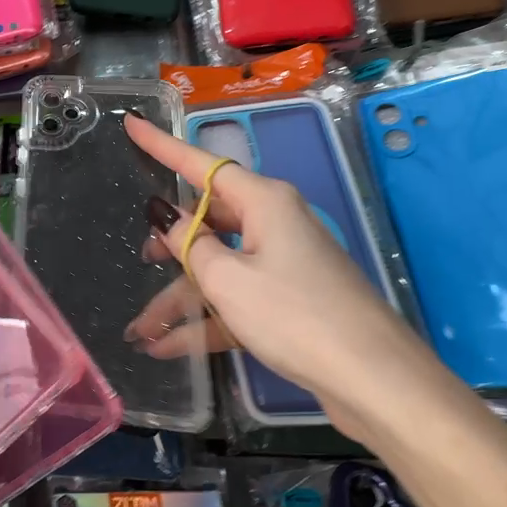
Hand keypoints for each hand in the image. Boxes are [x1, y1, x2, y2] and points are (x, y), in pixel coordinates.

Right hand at [120, 113, 436, 436]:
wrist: (376, 383)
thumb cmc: (295, 317)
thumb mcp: (227, 278)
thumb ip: (189, 243)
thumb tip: (165, 216)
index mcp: (263, 201)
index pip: (199, 164)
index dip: (161, 145)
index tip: (130, 123)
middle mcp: (274, 223)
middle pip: (208, 221)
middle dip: (168, 246)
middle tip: (139, 258)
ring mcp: (283, 263)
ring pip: (217, 268)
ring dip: (179, 299)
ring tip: (139, 330)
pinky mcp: (289, 301)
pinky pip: (235, 299)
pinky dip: (204, 321)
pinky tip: (166, 348)